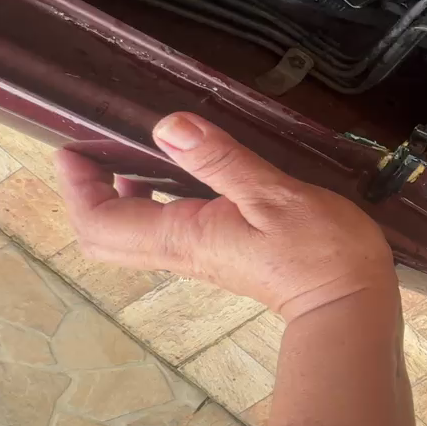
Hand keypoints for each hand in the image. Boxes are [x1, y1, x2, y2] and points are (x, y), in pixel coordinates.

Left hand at [53, 112, 395, 319]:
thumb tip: (168, 126)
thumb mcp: (275, 195)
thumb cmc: (319, 249)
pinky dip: (159, 209)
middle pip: (104, 235)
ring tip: (140, 165)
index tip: (77, 147)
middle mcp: (181, 252)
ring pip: (134, 237)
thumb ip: (222, 162)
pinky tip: (192, 187)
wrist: (349, 299)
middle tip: (101, 158)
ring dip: (122, 203)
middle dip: (90, 196)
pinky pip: (168, 236)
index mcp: (181, 235)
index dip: (77, 183)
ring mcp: (203, 259)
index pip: (98, 217)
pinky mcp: (226, 259)